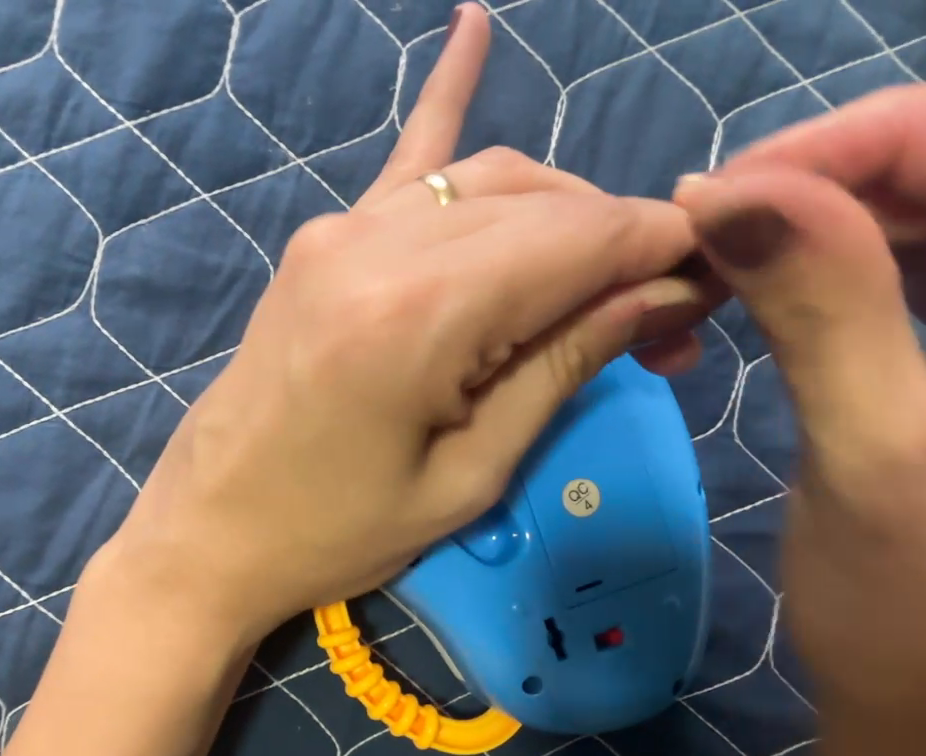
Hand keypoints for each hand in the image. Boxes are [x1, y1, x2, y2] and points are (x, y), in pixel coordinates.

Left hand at [94, 4, 710, 642]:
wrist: (210, 534)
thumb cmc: (337, 533)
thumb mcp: (466, 477)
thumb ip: (561, 369)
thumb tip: (663, 293)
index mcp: (423, 314)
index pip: (583, 238)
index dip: (663, 249)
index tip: (714, 283)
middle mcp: (379, 243)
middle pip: (542, 202)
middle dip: (619, 242)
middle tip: (663, 313)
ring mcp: (339, 231)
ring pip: (487, 181)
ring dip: (559, 214)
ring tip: (602, 278)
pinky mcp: (319, 244)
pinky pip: (401, 162)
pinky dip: (447, 102)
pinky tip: (473, 27)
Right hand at [674, 81, 925, 755]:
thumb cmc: (912, 628)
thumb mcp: (865, 461)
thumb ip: (817, 306)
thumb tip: (728, 192)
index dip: (905, 134)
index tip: (746, 176)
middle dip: (879, 166)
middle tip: (735, 204)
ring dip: (874, 206)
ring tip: (755, 234)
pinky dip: (892, 252)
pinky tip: (811, 266)